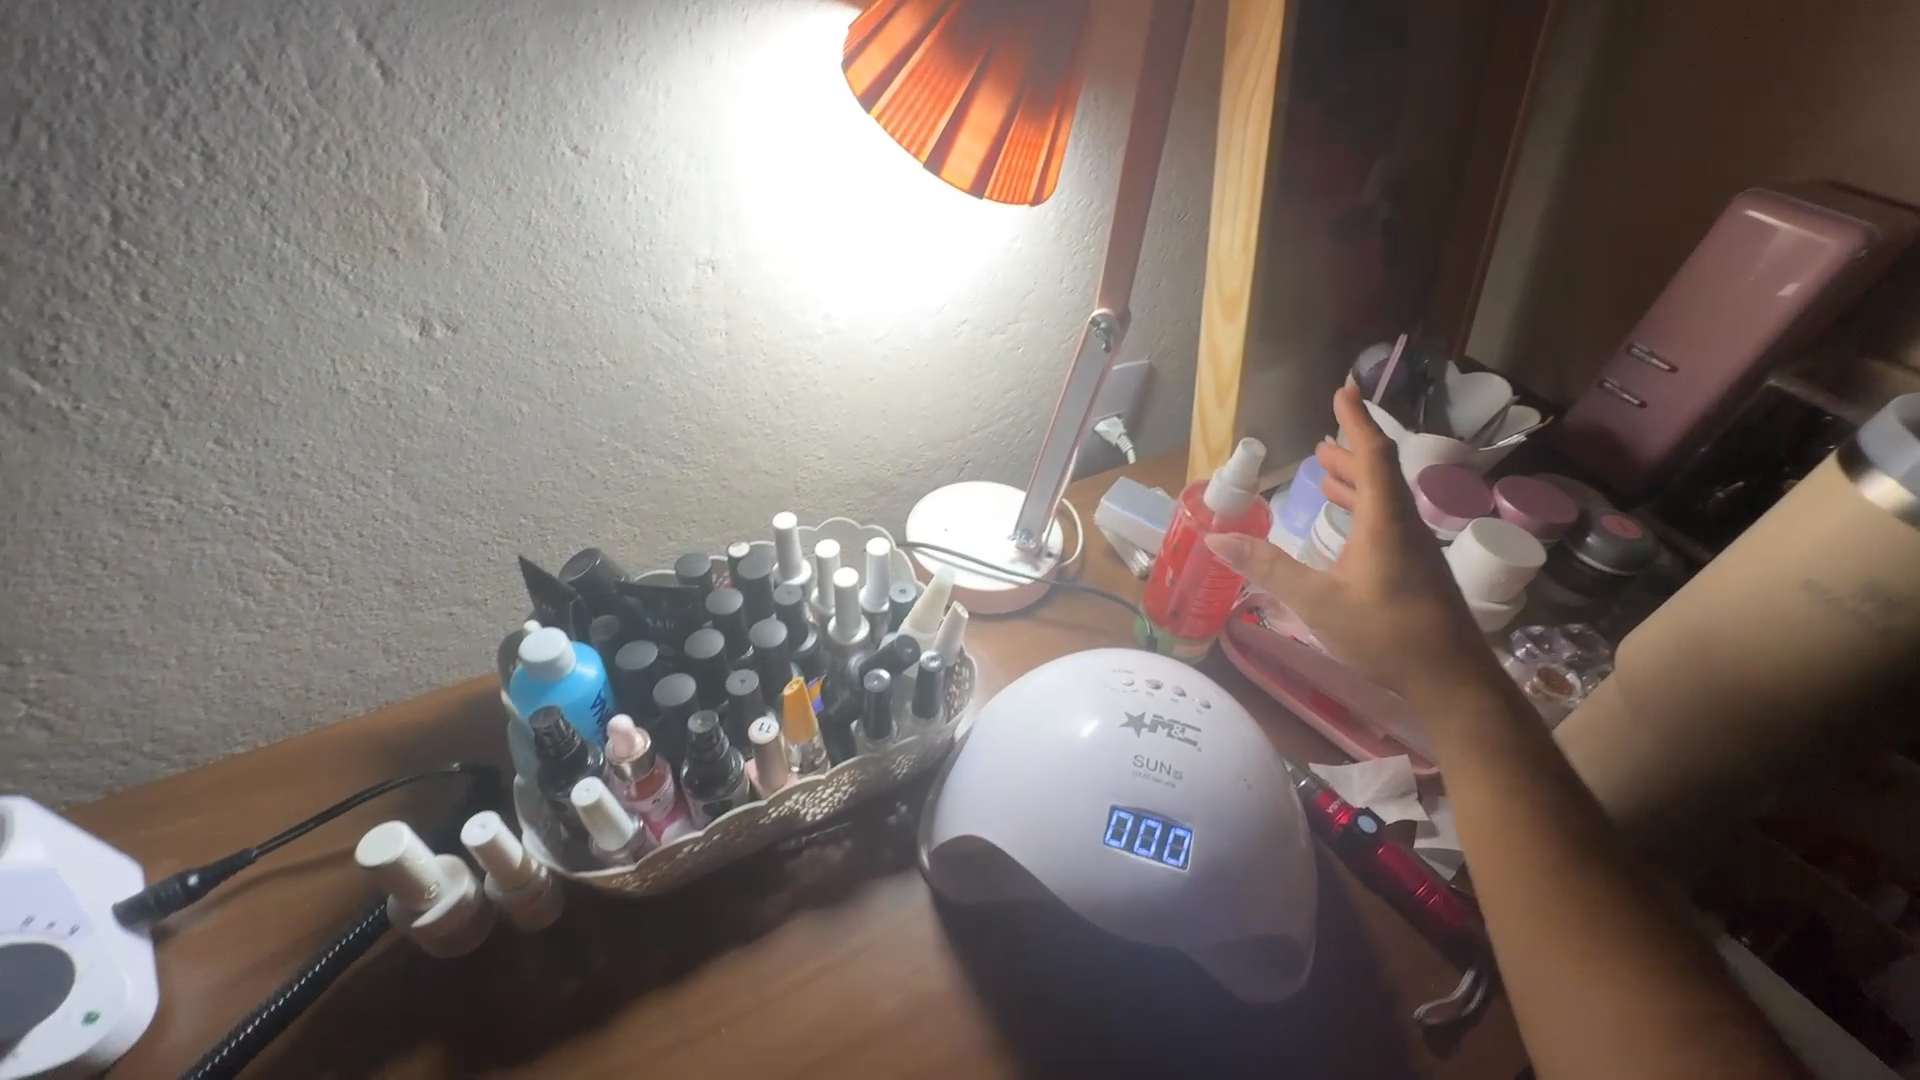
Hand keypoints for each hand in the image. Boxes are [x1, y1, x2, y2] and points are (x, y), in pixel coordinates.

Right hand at [1205, 384, 1494, 697]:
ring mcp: (1414, 549)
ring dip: (1357, 481)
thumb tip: (1216, 537)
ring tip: (1328, 475)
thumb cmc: (1385, 634)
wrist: (1451, 679)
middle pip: (1381, 474)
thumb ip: (1267, 567)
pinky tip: (1346, 530)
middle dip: (1350, 452)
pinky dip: (1363, 509)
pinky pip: (1387, 522)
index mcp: (1385, 522)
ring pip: (1385, 500)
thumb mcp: (1316, 601)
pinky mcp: (1417, 570)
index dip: (1356, 421)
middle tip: (1322, 442)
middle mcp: (1403, 526)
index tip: (1343, 390)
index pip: (1373, 455)